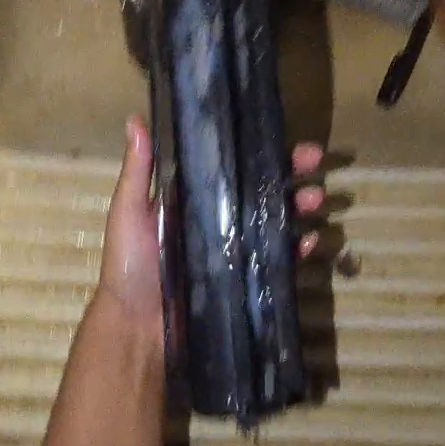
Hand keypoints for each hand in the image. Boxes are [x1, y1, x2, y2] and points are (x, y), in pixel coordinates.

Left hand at [96, 116, 325, 351]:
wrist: (138, 327)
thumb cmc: (130, 264)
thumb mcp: (129, 212)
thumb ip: (137, 170)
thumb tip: (135, 118)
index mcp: (195, 198)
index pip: (234, 166)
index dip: (260, 150)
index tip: (284, 136)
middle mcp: (220, 219)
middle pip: (263, 189)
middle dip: (292, 173)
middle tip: (314, 160)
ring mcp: (236, 249)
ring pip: (278, 219)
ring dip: (300, 206)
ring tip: (314, 199)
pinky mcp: (246, 280)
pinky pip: (279, 259)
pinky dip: (297, 248)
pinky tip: (308, 240)